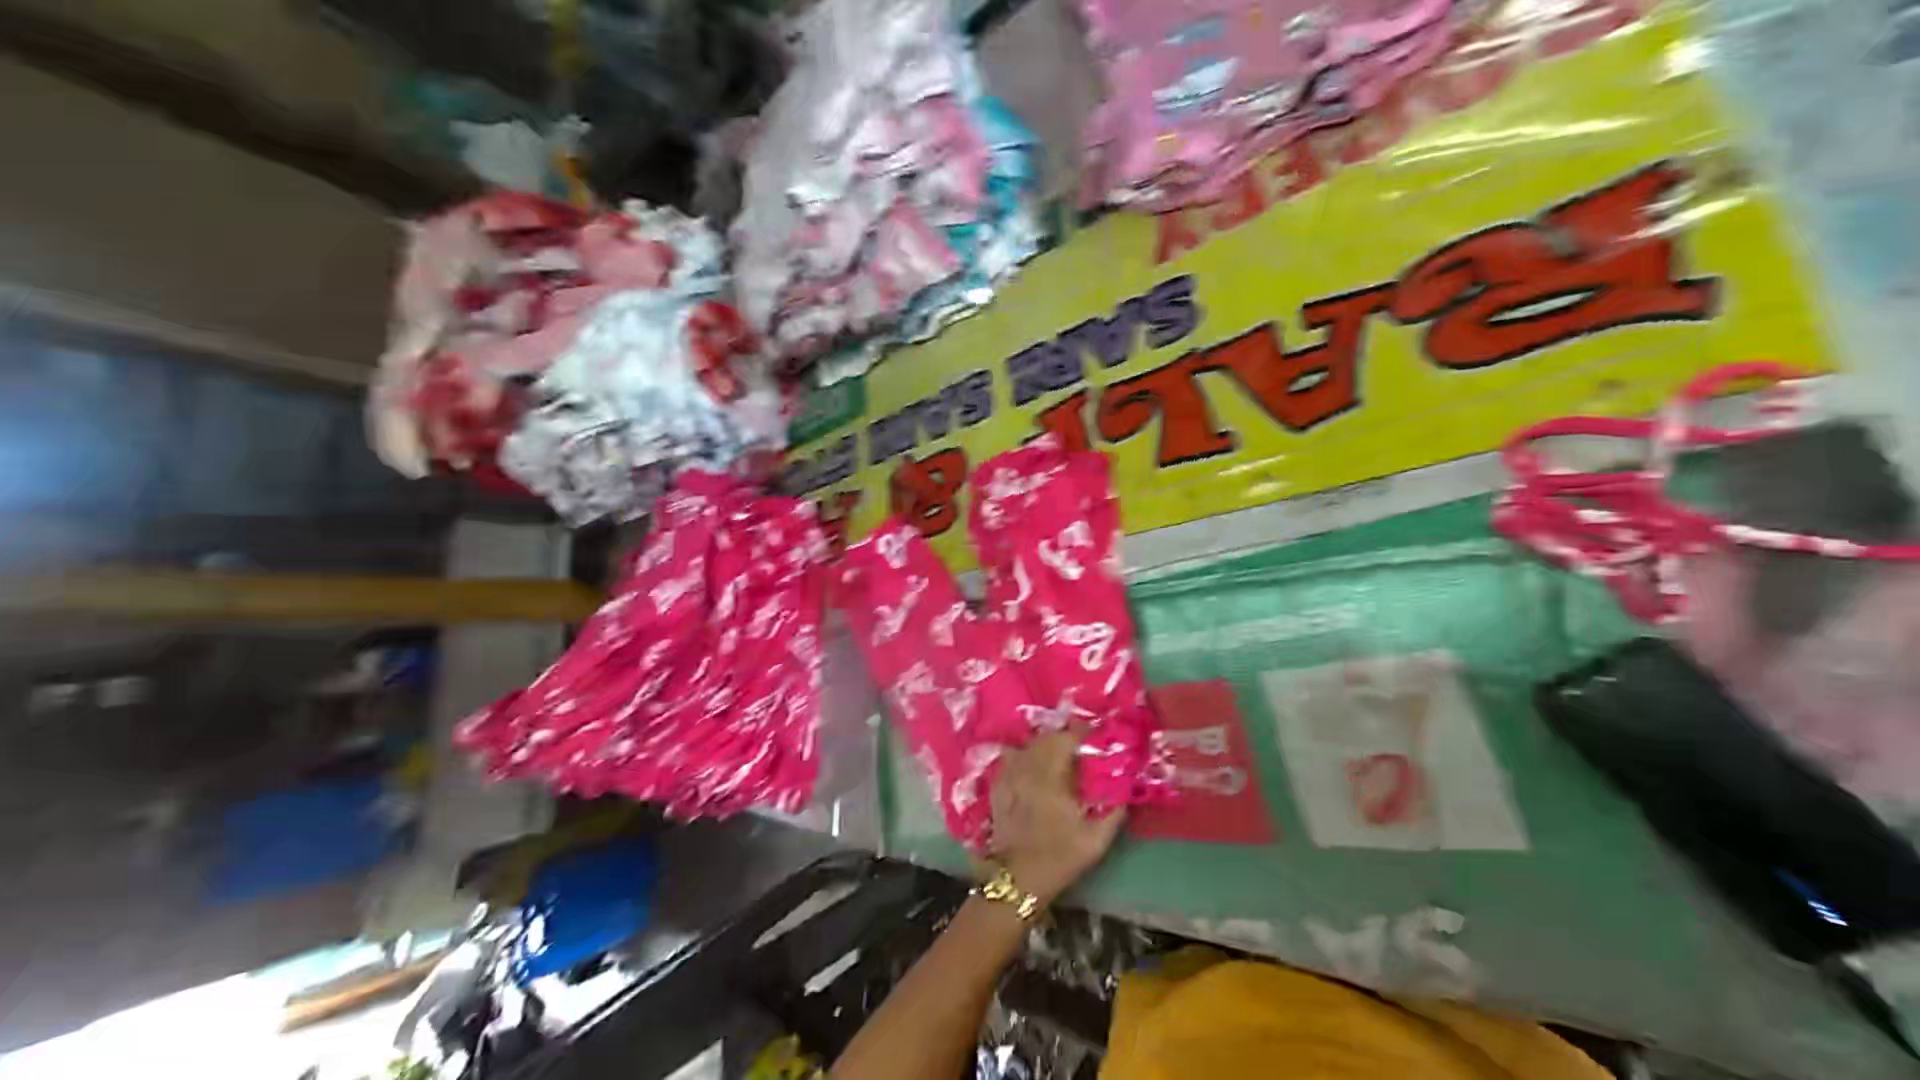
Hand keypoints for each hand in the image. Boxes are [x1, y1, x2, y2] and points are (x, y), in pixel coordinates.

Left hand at [987, 731, 1124, 904]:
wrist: (1018, 879)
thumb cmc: (1059, 858)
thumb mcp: (1096, 840)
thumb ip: (1114, 812)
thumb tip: (1126, 792)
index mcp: (1050, 777)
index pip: (1065, 740)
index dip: (1081, 733)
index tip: (1095, 735)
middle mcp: (1027, 770)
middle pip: (1045, 739)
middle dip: (1063, 737)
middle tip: (1080, 745)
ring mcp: (1008, 777)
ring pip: (1026, 746)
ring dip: (1043, 744)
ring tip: (1057, 753)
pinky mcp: (997, 788)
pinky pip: (1010, 759)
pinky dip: (1023, 756)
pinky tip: (1032, 765)